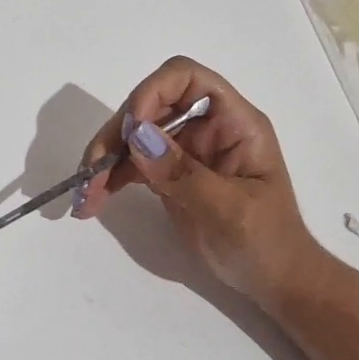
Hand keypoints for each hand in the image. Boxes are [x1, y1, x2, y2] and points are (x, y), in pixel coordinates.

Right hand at [74, 57, 321, 303]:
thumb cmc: (268, 243)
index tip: (130, 129)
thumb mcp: (230, 211)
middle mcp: (206, 127)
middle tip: (91, 172)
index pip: (187, 79)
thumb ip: (183, 173)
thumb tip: (137, 136)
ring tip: (84, 196)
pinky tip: (91, 202)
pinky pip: (130, 163)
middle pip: (149, 106)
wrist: (274, 280)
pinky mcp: (168, 173)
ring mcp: (185, 149)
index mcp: (233, 122)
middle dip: (116, 134)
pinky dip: (107, 179)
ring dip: (103, 159)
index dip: (153, 92)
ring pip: (133, 134)